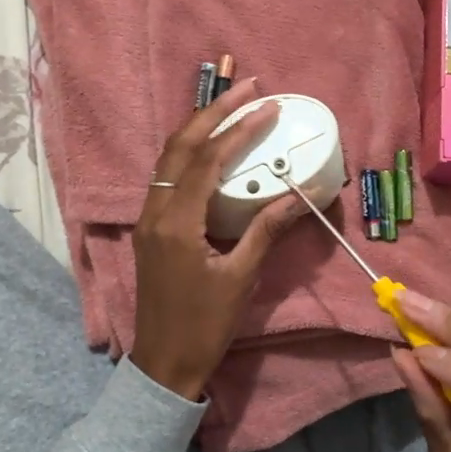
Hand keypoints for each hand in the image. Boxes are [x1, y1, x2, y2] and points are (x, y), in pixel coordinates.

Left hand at [130, 78, 306, 400]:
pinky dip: (190, 154)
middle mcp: (154, 211)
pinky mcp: (150, 229)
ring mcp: (147, 219)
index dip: (238, 129)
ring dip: (198, 129)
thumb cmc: (204, 326)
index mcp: (175, 223)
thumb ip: (267, 229)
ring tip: (232, 107)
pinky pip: (167, 177)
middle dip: (212, 111)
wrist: (163, 363)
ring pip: (168, 159)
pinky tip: (212, 150)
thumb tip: (302, 191)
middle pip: (179, 146)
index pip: (207, 160)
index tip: (269, 106)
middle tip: (248, 88)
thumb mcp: (240, 278)